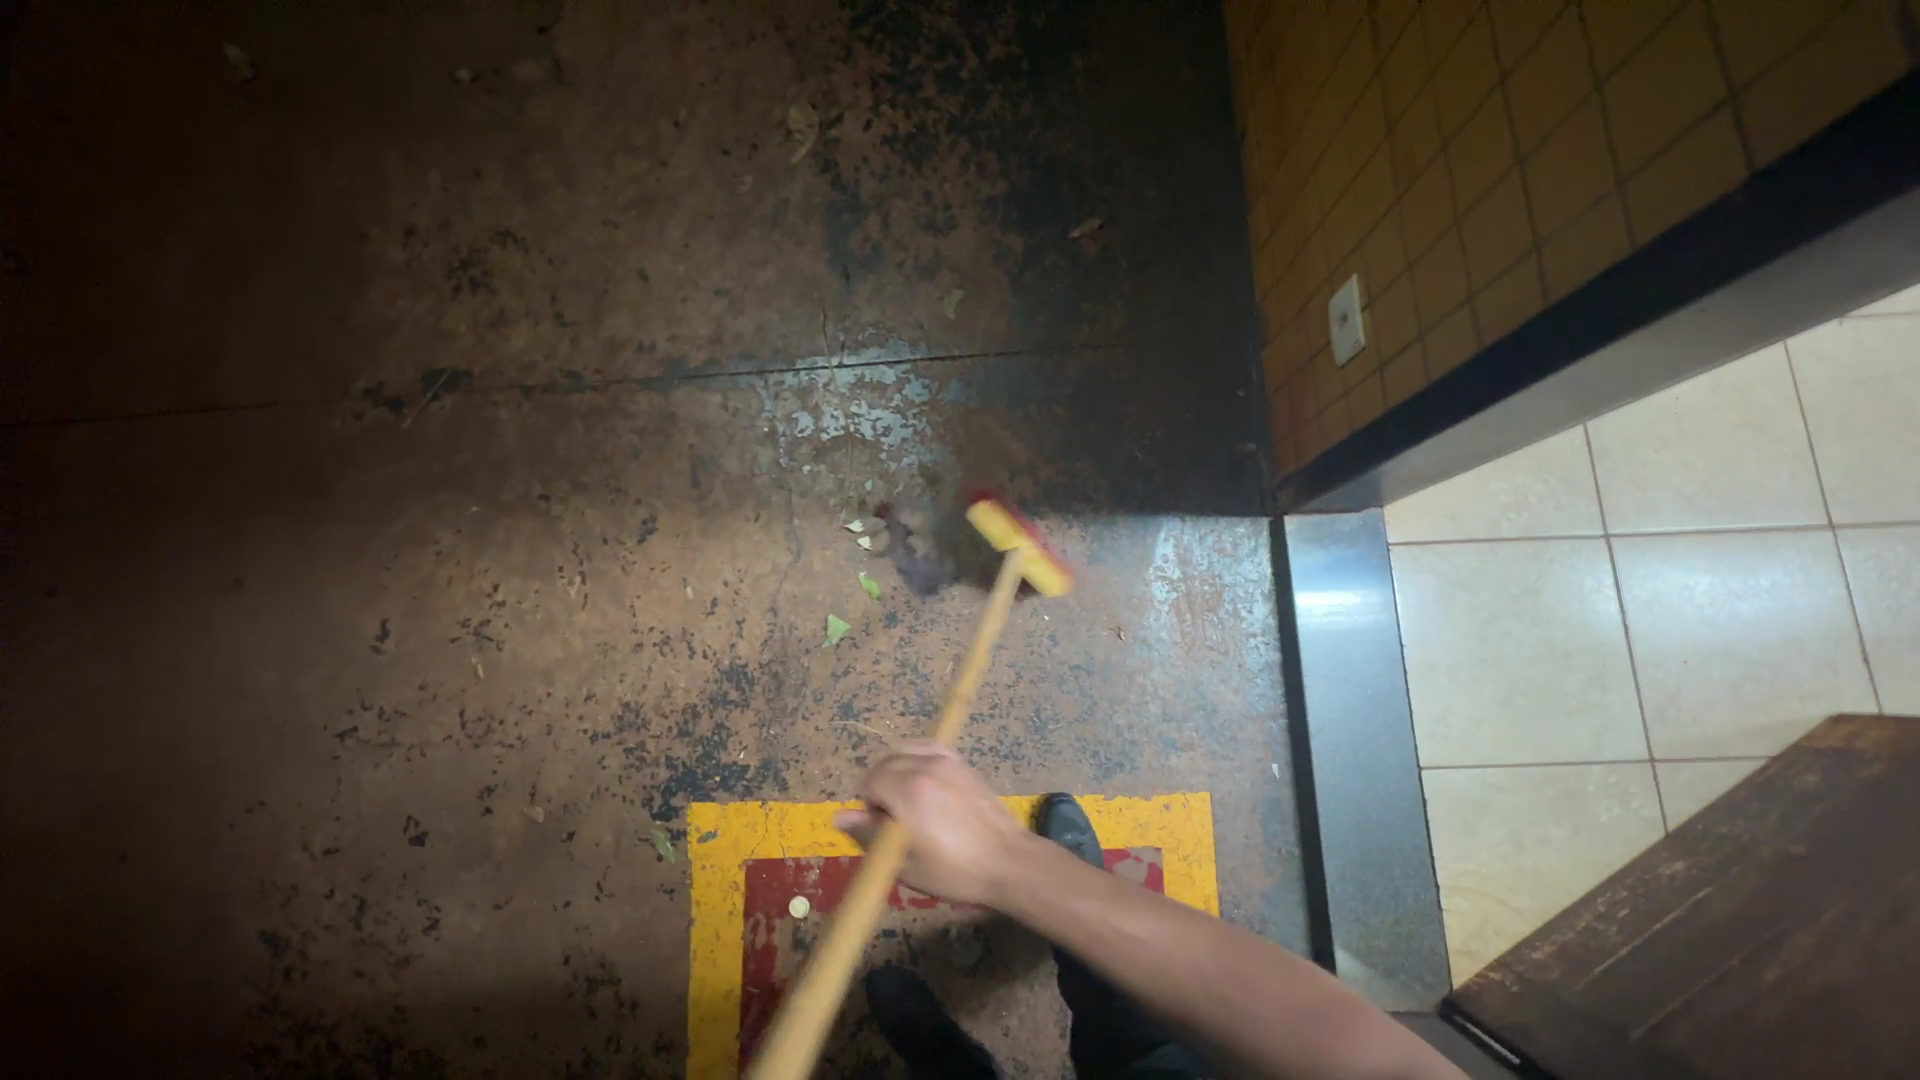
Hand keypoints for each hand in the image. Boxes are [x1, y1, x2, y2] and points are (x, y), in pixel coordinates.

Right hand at [833, 742, 1029, 905]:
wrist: (1006, 860)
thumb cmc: (954, 870)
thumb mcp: (905, 864)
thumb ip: (870, 835)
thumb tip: (839, 816)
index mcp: (909, 790)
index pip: (869, 782)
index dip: (869, 807)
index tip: (882, 830)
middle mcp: (925, 766)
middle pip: (884, 764)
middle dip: (879, 788)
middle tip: (893, 820)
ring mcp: (946, 760)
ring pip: (903, 752)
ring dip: (896, 772)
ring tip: (907, 801)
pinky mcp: (961, 762)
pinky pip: (926, 747)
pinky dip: (916, 758)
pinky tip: (923, 781)